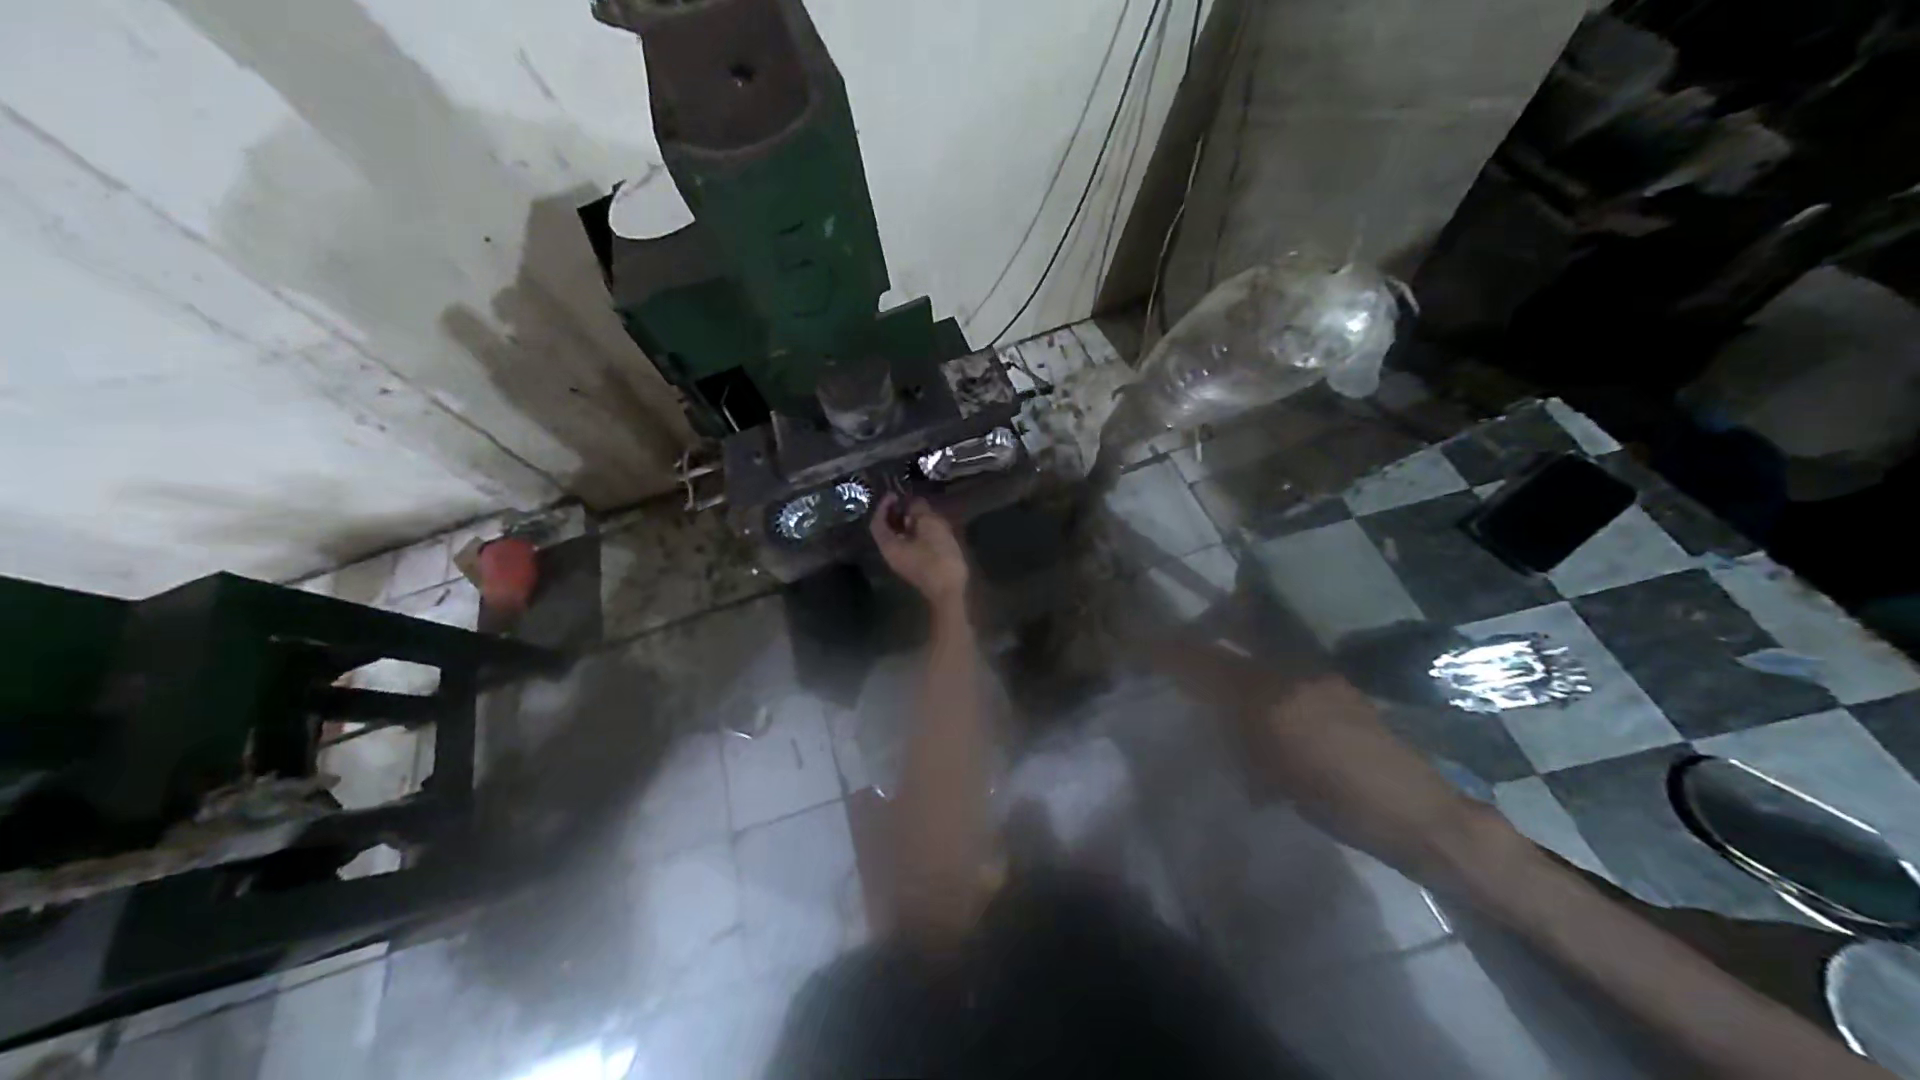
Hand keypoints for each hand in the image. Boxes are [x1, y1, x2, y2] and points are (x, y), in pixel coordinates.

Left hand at [870, 495, 968, 610]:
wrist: (950, 592)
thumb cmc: (938, 558)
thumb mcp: (930, 527)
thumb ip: (919, 510)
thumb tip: (914, 502)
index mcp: (889, 545)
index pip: (877, 523)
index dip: (883, 506)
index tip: (895, 494)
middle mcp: (892, 555)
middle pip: (888, 530)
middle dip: (896, 513)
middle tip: (908, 500)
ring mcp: (905, 563)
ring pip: (900, 538)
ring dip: (908, 522)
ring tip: (922, 510)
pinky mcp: (918, 567)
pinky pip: (911, 545)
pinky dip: (916, 533)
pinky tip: (931, 527)